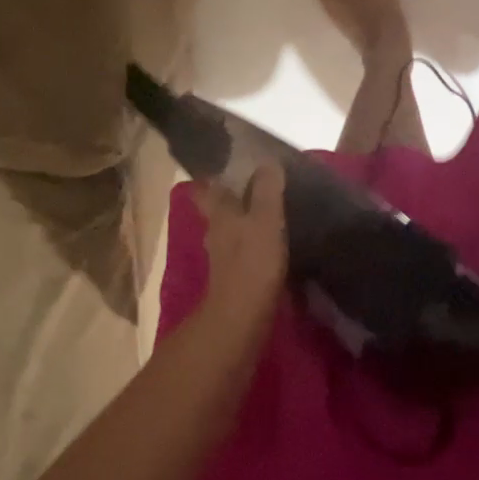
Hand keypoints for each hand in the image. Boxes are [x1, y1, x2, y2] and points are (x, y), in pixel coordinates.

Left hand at [191, 161, 289, 315]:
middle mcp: (216, 233)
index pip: (208, 189)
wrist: (242, 317)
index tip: (225, 167)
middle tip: (254, 189)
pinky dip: (252, 247)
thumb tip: (268, 162)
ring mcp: (223, 259)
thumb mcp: (265, 219)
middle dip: (231, 201)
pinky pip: (242, 254)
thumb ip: (267, 190)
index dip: (213, 179)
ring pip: (230, 233)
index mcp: (219, 214)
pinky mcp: (235, 279)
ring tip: (267, 215)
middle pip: (218, 212)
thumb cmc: (252, 262)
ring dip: (243, 224)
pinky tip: (270, 247)